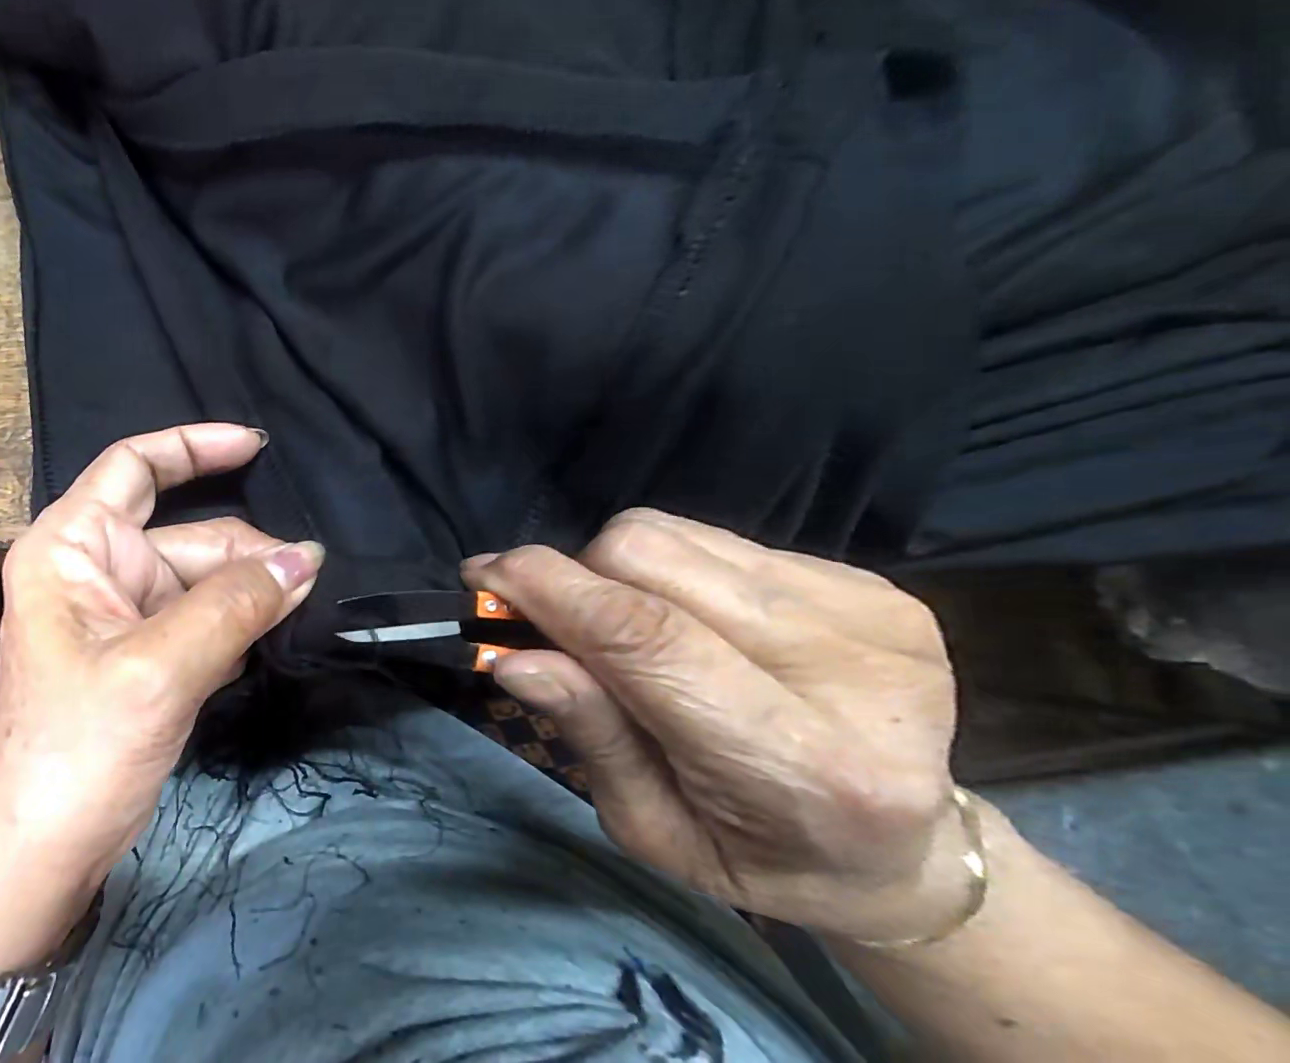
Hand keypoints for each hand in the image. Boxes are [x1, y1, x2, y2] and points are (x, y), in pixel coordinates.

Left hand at [0, 424, 321, 972]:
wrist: (41, 854)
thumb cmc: (77, 751)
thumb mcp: (159, 669)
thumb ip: (235, 606)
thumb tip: (307, 558)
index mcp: (72, 548)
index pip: (133, 467)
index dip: (193, 446)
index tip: (255, 445)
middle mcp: (96, 571)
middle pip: (187, 532)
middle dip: (247, 550)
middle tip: (309, 576)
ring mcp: (124, 617)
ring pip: (205, 581)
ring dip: (252, 591)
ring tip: (302, 605)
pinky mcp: (148, 657)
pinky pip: (207, 619)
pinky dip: (242, 622)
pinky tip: (276, 633)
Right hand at [464, 509, 967, 942]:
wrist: (908, 852)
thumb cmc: (760, 858)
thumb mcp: (651, 828)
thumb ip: (589, 733)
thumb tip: (513, 657)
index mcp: (801, 766)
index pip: (648, 640)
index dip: (553, 594)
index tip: (483, 576)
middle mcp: (850, 669)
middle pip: (653, 558)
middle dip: (575, 576)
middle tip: (554, 622)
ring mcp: (867, 611)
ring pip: (675, 534)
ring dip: (615, 568)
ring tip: (623, 625)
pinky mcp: (869, 580)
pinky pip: (714, 539)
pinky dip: (666, 569)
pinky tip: (684, 617)